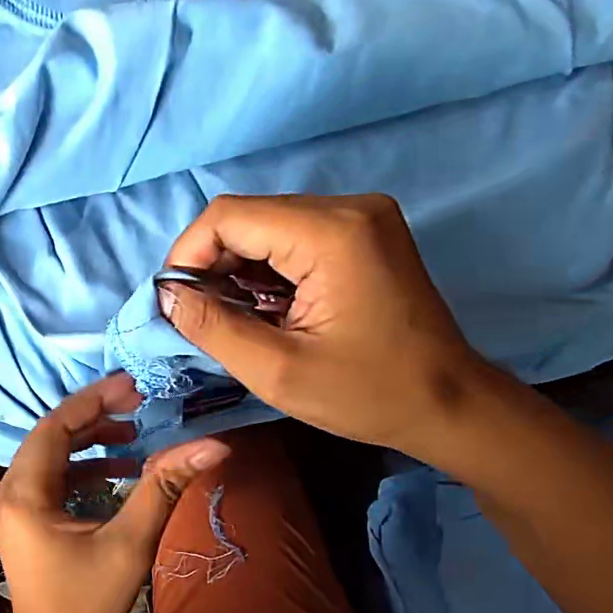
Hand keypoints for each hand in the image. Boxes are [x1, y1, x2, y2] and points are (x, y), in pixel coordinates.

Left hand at [0, 374, 226, 612]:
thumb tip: (214, 445)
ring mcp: (10, 507)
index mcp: (23, 494)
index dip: (94, 401)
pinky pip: (51, 479)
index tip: (132, 385)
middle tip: (137, 403)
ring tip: (133, 433)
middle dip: (94, 416)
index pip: (56, 427)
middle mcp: (7, 492)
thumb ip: (164, 487)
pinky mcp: (21, 520)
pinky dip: (82, 469)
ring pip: (50, 456)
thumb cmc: (86, 606)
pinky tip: (119, 470)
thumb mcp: (129, 544)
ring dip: (89, 442)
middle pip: (50, 436)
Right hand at [157, 194, 494, 459]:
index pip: (228, 216)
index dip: (187, 255)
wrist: (447, 404)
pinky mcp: (363, 234)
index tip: (174, 303)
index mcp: (331, 233)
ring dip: (235, 270)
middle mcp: (348, 208)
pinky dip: (264, 271)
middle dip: (210, 265)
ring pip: (265, 226)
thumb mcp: (276, 371)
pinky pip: (291, 238)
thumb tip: (164, 295)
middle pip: (247, 216)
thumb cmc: (366, 394)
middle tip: (198, 317)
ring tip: (230, 319)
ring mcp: (360, 218)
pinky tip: (263, 309)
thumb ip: (212, 327)